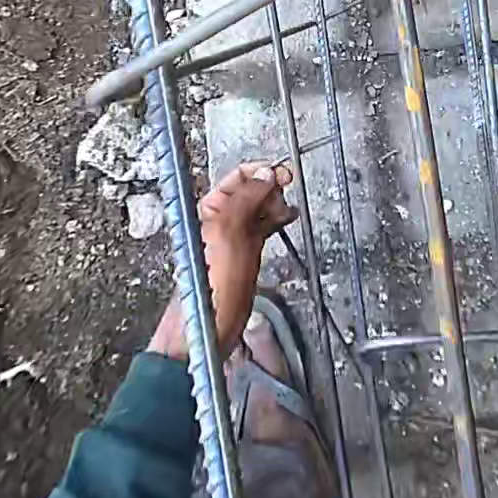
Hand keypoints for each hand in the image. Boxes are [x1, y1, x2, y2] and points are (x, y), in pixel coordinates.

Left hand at [149, 162, 299, 360]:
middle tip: (285, 193)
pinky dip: (278, 218)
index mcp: (210, 209)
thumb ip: (246, 198)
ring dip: (277, 202)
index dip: (261, 171)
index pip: (238, 176)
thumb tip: (265, 174)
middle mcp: (222, 219)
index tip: (282, 173)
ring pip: (261, 206)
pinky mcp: (246, 250)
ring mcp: (235, 235)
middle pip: (251, 189)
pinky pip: (265, 224)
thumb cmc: (210, 287)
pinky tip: (288, 217)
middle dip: (271, 187)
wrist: (208, 327)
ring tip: (287, 209)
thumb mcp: (229, 232)